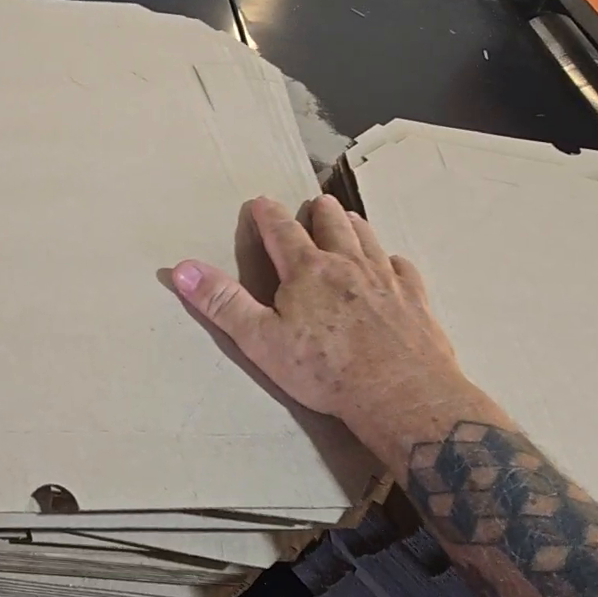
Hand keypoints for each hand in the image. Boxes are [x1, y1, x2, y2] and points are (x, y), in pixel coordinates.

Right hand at [171, 194, 467, 426]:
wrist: (401, 395)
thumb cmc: (323, 369)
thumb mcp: (259, 338)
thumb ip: (221, 302)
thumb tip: (181, 268)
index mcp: (307, 271)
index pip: (282, 232)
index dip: (269, 215)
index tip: (261, 201)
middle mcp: (348, 266)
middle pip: (333, 228)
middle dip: (320, 213)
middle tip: (317, 201)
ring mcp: (386, 283)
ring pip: (369, 242)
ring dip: (356, 227)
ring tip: (350, 217)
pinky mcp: (416, 303)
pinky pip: (404, 272)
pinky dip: (394, 262)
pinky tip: (394, 263)